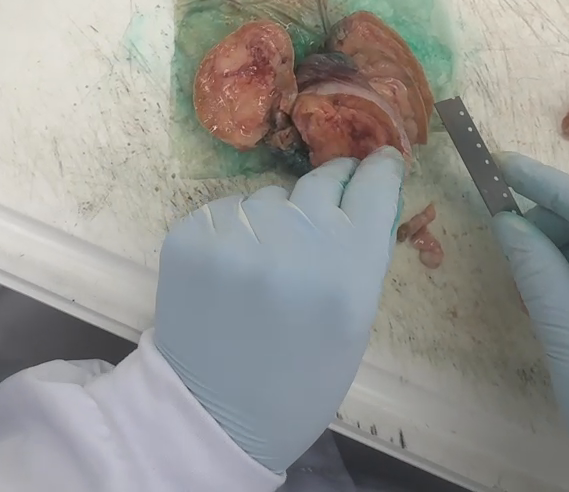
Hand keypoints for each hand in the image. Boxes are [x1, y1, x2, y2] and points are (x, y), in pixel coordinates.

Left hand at [153, 147, 404, 472]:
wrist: (213, 409)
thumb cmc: (298, 375)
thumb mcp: (352, 323)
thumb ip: (359, 255)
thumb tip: (365, 190)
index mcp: (346, 272)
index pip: (372, 189)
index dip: (377, 169)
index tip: (379, 158)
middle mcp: (293, 244)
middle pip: (319, 182)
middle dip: (327, 189)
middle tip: (321, 210)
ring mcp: (235, 236)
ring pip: (267, 196)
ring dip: (273, 216)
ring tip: (266, 263)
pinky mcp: (190, 233)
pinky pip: (225, 209)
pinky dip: (232, 228)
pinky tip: (230, 268)